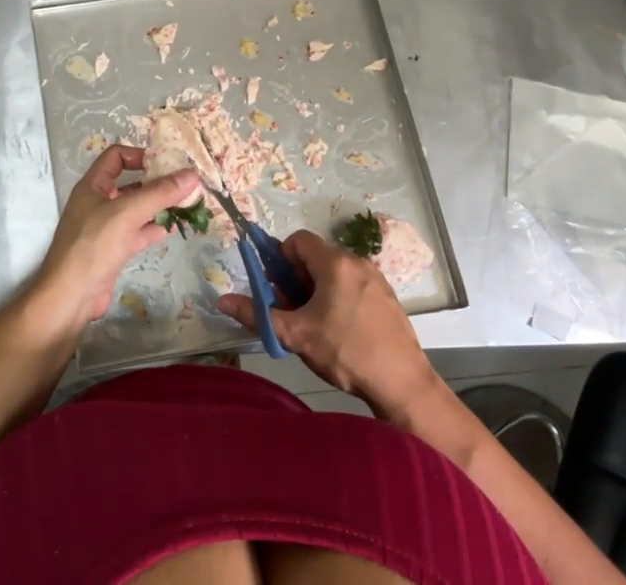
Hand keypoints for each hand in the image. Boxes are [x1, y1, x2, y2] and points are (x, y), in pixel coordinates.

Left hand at [33, 145, 201, 330]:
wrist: (71, 295)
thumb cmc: (93, 246)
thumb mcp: (127, 213)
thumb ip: (159, 193)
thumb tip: (192, 175)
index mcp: (93, 186)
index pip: (116, 157)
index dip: (139, 155)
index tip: (167, 163)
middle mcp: (99, 202)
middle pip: (131, 184)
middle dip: (157, 183)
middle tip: (187, 184)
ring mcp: (106, 227)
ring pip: (137, 209)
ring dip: (159, 206)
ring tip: (188, 204)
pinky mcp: (114, 249)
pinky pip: (138, 232)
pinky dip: (154, 228)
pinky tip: (174, 228)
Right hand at [217, 230, 438, 413]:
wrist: (403, 384)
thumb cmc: (346, 353)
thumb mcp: (295, 335)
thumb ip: (257, 314)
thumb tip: (222, 301)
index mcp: (335, 263)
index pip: (297, 241)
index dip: (279, 260)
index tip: (276, 289)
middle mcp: (358, 263)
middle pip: (315, 257)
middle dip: (295, 280)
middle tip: (291, 312)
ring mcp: (377, 280)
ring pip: (334, 274)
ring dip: (315, 292)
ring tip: (313, 326)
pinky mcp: (387, 299)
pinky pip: (352, 286)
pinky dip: (337, 299)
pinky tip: (338, 332)